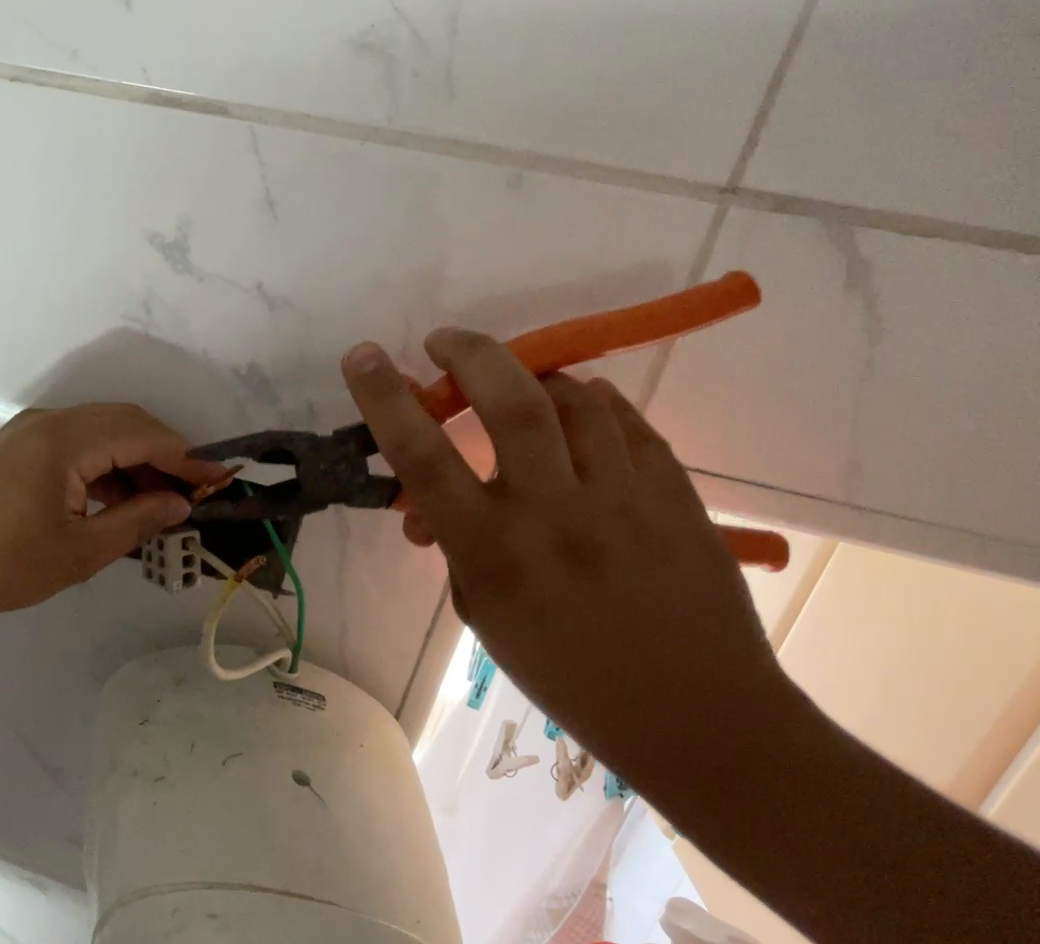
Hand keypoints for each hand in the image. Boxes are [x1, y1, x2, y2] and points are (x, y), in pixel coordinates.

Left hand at [0, 403, 231, 630]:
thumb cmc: (5, 566)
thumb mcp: (81, 550)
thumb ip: (137, 521)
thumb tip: (179, 504)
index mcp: (63, 439)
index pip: (141, 434)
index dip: (184, 456)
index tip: (218, 479)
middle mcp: (46, 421)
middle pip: (122, 423)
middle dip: (162, 455)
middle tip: (193, 492)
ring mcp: (27, 432)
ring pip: (98, 433)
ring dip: (132, 462)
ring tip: (160, 504)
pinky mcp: (16, 449)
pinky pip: (73, 445)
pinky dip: (102, 467)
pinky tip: (119, 500)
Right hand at [340, 331, 792, 776]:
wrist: (695, 716)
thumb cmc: (565, 673)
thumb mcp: (484, 615)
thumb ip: (455, 547)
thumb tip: (430, 503)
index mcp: (492, 552)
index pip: (422, 456)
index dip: (385, 397)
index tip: (362, 355)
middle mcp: (554, 514)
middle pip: (511, 401)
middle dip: (469, 354)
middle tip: (443, 340)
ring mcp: (624, 500)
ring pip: (576, 400)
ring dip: (535, 378)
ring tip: (518, 384)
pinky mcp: (677, 495)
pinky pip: (627, 423)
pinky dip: (593, 405)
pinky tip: (580, 411)